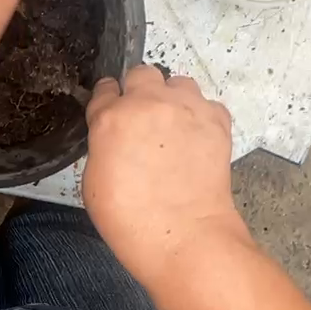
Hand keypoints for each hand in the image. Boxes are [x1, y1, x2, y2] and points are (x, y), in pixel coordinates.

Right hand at [83, 65, 248, 282]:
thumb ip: (102, 147)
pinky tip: (194, 139)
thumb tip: (114, 139)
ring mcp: (186, 108)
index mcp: (110, 119)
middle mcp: (148, 104)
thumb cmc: (132, 220)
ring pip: (178, 83)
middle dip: (138, 91)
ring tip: (171, 126)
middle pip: (141, 73)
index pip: (104, 90)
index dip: (106, 101)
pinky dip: (200, 115)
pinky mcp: (216, 120)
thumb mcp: (93, 184)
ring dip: (171, 98)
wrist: (182, 235)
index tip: (109, 109)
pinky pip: (207, 103)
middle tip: (141, 118)